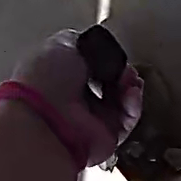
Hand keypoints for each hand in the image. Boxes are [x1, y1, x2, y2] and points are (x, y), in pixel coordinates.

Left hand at [10, 29, 144, 166]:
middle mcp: (76, 99)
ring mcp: (93, 119)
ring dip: (131, 88)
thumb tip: (101, 48)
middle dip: (123, 74)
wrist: (48, 118)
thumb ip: (85, 44)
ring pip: (122, 101)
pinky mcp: (108, 137)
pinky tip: (132, 94)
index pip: (91, 67)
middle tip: (127, 69)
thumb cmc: (47, 78)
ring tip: (131, 80)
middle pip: (110, 84)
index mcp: (60, 76)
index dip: (106, 60)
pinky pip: (128, 120)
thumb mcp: (63, 44)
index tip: (116, 55)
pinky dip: (133, 106)